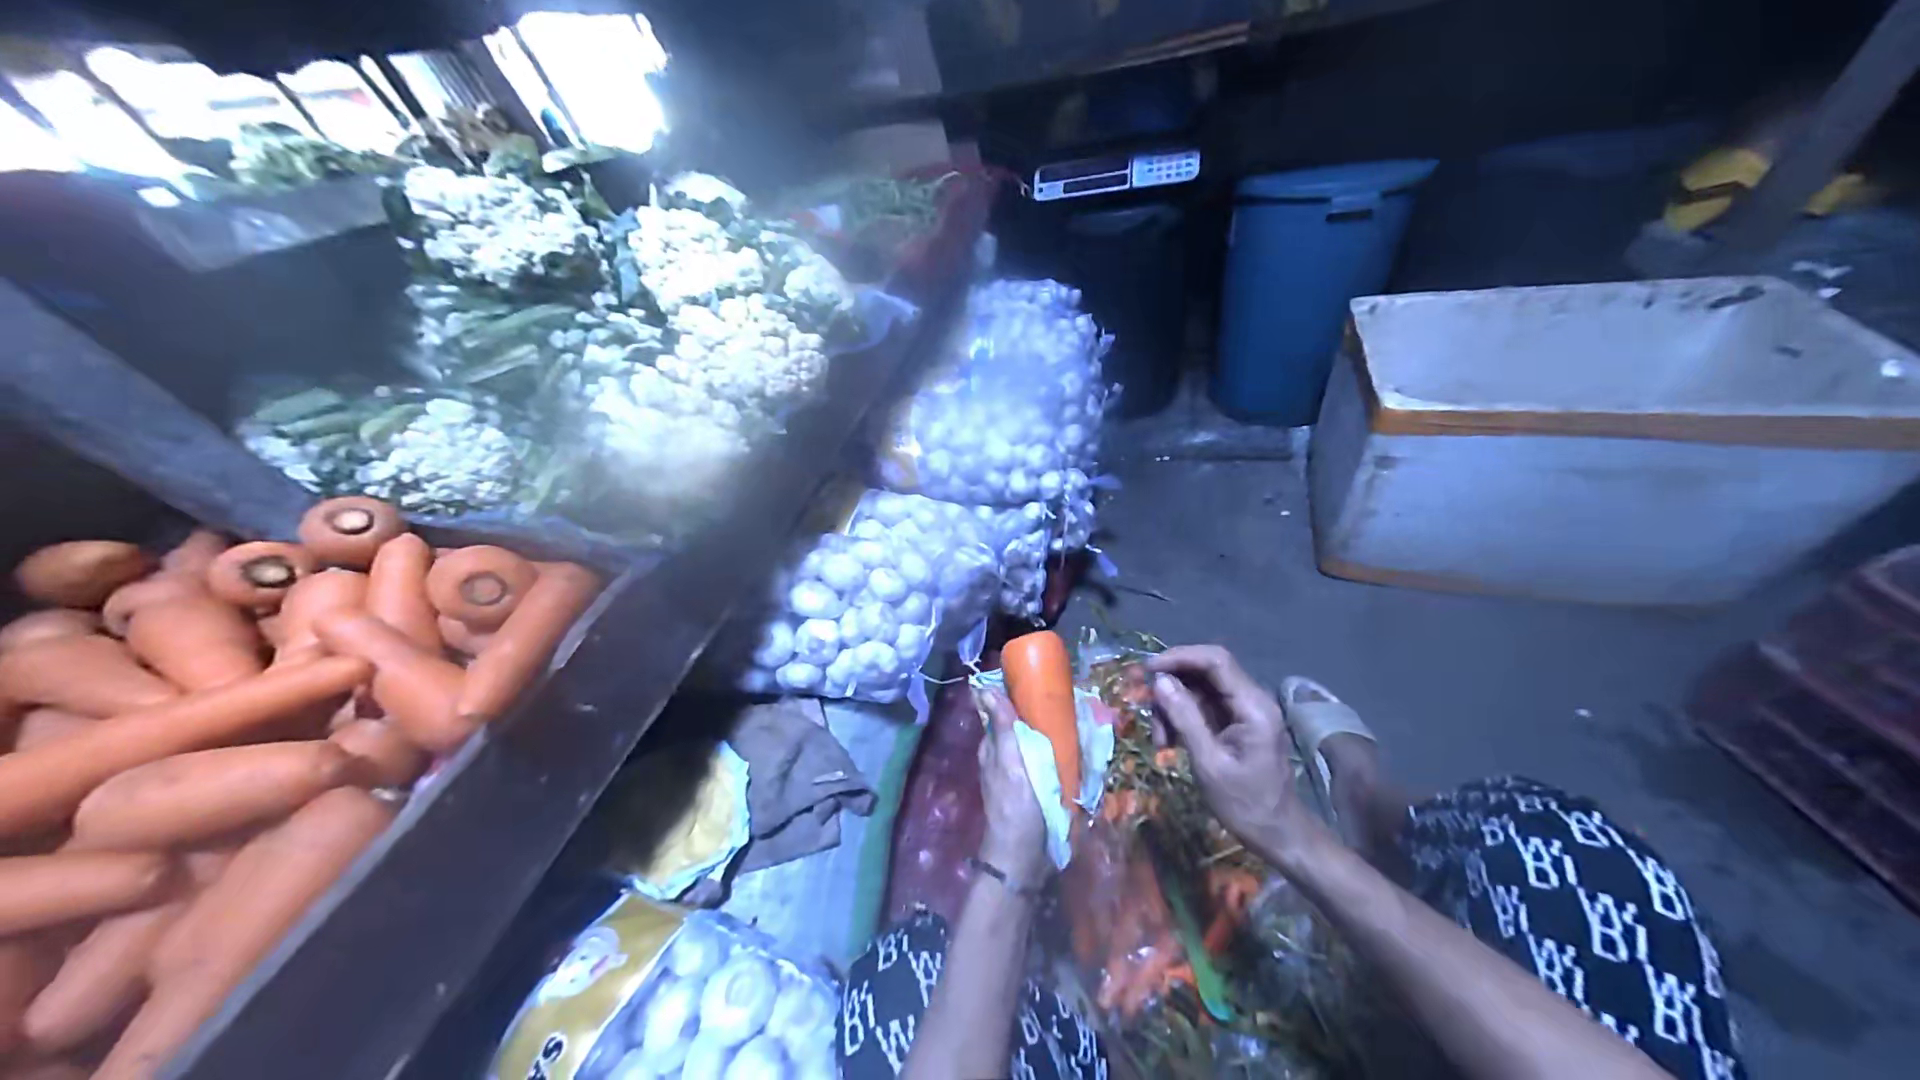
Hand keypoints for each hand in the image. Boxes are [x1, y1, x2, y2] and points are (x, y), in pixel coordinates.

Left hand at [973, 688, 1051, 888]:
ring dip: (1044, 726)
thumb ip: (1000, 728)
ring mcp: (1017, 770)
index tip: (1034, 676)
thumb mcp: (1009, 763)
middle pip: (1015, 722)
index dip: (1010, 690)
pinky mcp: (1033, 785)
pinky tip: (1070, 744)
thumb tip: (983, 689)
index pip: (996, 708)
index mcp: (992, 746)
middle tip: (1060, 692)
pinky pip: (1041, 756)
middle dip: (1032, 706)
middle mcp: (1001, 755)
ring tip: (1070, 712)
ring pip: (1029, 738)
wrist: (1024, 857)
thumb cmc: (1016, 806)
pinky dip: (1051, 746)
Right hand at [1149, 646, 1329, 865]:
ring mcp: (1244, 709)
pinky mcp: (1235, 721)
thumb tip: (1159, 682)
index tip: (1147, 671)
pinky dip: (1181, 716)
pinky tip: (1170, 741)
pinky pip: (1202, 704)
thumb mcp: (1209, 763)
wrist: (1277, 834)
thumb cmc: (1245, 804)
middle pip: (1205, 671)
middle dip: (1172, 685)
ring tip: (1161, 738)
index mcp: (1254, 706)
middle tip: (1148, 709)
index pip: (1215, 661)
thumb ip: (1185, 718)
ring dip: (1173, 705)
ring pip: (1198, 688)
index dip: (1179, 657)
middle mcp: (1252, 699)